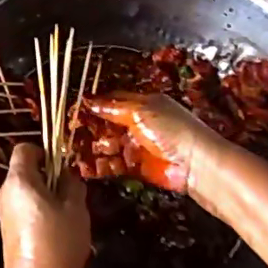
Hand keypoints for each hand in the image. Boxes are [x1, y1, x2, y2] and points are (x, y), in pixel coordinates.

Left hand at [0, 144, 89, 267]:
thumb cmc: (58, 242)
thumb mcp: (76, 210)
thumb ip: (72, 184)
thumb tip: (68, 172)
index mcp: (19, 179)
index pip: (24, 148)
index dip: (44, 151)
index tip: (62, 164)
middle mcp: (5, 189)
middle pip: (24, 168)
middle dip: (47, 174)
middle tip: (70, 190)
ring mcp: (3, 208)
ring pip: (24, 188)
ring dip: (44, 192)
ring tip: (67, 210)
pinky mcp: (6, 225)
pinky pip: (22, 204)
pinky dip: (37, 207)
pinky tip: (55, 226)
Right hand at [78, 93, 227, 197]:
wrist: (199, 167)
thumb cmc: (172, 130)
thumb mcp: (141, 111)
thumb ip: (112, 107)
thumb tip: (87, 99)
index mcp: (142, 103)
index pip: (111, 100)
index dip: (92, 104)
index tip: (73, 109)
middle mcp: (138, 123)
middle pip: (106, 123)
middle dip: (88, 127)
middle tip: (68, 132)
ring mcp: (137, 145)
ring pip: (107, 144)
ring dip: (91, 147)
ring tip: (72, 150)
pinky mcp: (137, 167)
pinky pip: (113, 164)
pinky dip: (99, 165)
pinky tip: (84, 166)